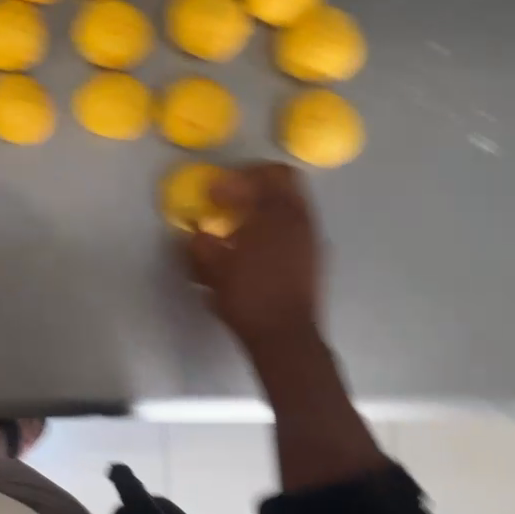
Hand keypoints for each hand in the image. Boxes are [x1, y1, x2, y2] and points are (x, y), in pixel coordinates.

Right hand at [185, 163, 322, 346]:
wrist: (286, 337)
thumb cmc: (247, 298)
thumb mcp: (213, 269)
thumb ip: (202, 243)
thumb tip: (198, 231)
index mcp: (275, 215)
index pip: (262, 176)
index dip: (232, 180)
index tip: (211, 194)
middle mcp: (300, 219)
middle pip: (285, 179)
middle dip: (255, 182)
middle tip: (230, 196)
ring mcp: (312, 237)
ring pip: (293, 201)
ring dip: (267, 204)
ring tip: (241, 224)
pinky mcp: (316, 256)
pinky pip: (296, 224)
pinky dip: (276, 224)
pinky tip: (256, 246)